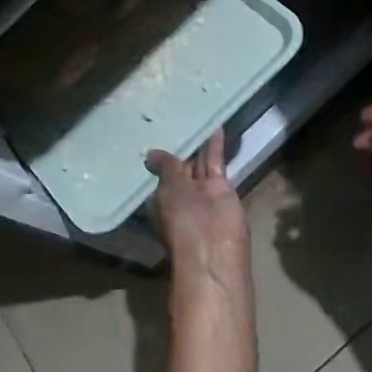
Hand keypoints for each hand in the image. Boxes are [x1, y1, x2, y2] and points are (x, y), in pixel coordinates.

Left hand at [146, 130, 248, 267]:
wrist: (215, 249)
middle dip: (184, 152)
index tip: (164, 137)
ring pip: (200, 164)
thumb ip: (165, 169)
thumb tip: (150, 154)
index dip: (165, 159)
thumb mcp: (168, 191)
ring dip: (200, 146)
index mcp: (162, 202)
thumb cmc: (182, 222)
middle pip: (183, 170)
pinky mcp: (222, 188)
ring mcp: (203, 193)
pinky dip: (215, 146)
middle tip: (183, 124)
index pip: (163, 176)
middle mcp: (182, 197)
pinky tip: (216, 128)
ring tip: (200, 121)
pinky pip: (215, 162)